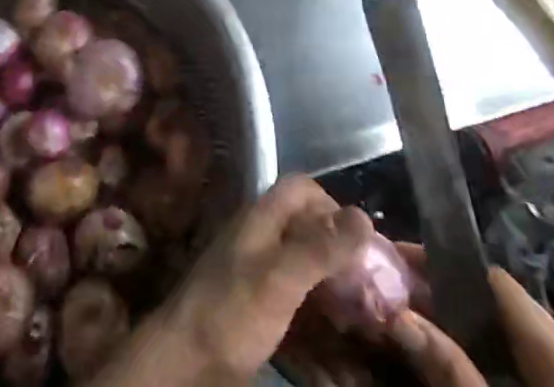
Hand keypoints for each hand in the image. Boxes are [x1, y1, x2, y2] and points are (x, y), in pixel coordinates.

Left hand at [92, 174, 374, 386]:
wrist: (182, 360)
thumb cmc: (230, 313)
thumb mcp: (279, 278)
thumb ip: (318, 247)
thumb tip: (363, 215)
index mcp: (260, 220)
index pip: (301, 189)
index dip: (332, 207)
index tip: (361, 246)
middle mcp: (259, 240)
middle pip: (308, 233)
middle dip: (341, 260)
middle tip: (372, 295)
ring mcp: (256, 275)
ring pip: (307, 276)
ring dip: (335, 301)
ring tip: (364, 330)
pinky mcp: (257, 310)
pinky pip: (297, 312)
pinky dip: (319, 334)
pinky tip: (338, 364)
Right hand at [384, 245, 553, 386]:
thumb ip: (450, 371)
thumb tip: (398, 314)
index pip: (493, 281)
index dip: (440, 264)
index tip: (389, 262)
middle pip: (495, 310)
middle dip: (439, 302)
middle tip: (385, 301)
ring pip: (504, 342)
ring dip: (454, 333)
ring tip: (402, 333)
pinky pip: (517, 371)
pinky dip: (479, 363)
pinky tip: (442, 371)